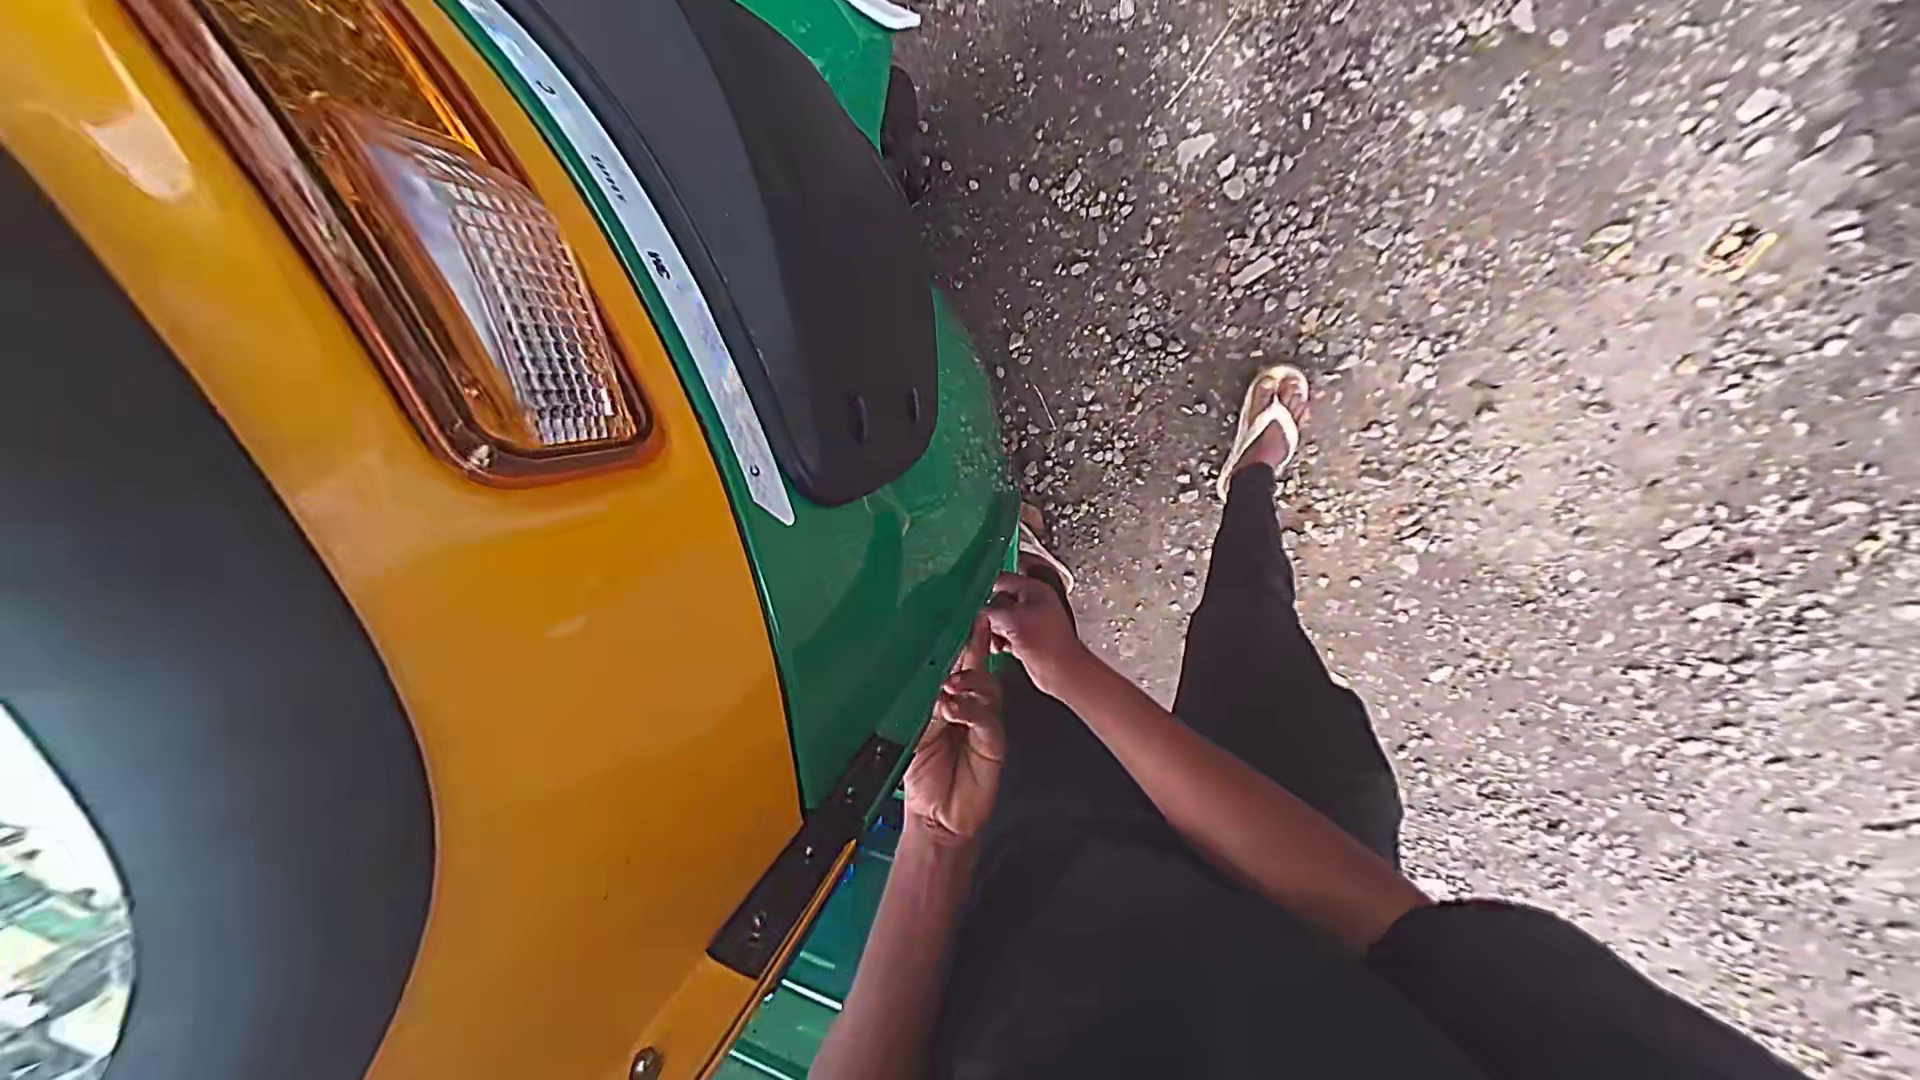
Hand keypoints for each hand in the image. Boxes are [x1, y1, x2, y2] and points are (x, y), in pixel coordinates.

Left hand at [904, 617, 1004, 845]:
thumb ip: (926, 703)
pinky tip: (953, 711)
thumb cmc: (923, 774)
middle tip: (963, 638)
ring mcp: (984, 722)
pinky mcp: (994, 742)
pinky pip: (987, 717)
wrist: (936, 816)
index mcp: (951, 699)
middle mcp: (971, 705)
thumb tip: (934, 677)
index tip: (965, 615)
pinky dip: (970, 709)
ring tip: (947, 688)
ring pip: (986, 686)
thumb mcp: (915, 732)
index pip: (959, 662)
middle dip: (971, 648)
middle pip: (977, 666)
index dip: (963, 639)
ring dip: (966, 681)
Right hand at [984, 572, 1090, 695]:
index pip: (1003, 580)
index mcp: (1034, 590)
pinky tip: (1000, 648)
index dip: (987, 589)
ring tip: (996, 641)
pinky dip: (999, 639)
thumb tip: (978, 611)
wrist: (1062, 672)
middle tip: (988, 627)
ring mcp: (1030, 620)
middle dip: (990, 615)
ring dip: (993, 630)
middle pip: (999, 600)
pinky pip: (1005, 633)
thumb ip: (991, 610)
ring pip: (1000, 618)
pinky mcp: (1027, 637)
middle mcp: (1033, 601)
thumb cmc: (1045, 644)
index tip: (973, 601)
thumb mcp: (1012, 619)